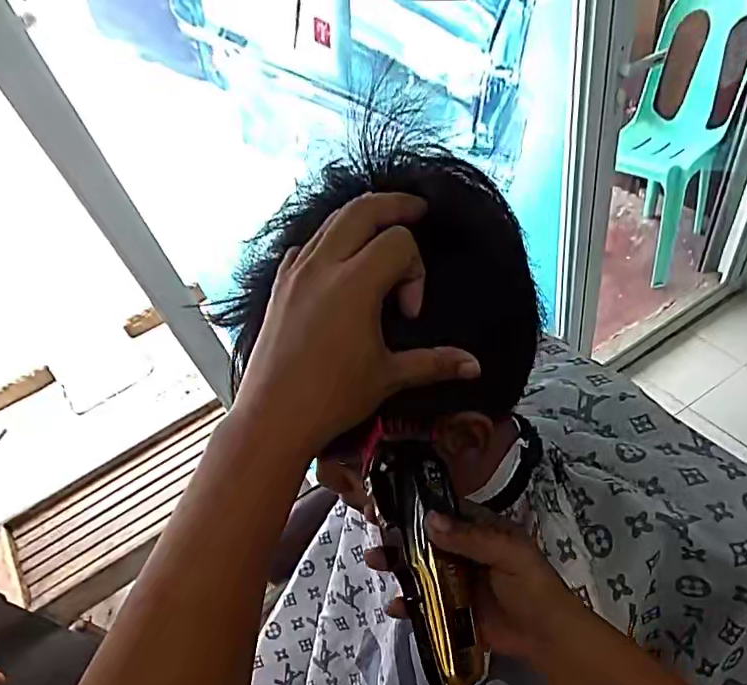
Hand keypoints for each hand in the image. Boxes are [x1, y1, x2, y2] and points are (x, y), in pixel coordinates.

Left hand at [232, 192, 481, 457]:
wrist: (275, 416)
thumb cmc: (330, 399)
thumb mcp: (389, 377)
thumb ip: (434, 363)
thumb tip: (472, 365)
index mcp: (354, 285)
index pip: (398, 242)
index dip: (415, 271)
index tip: (409, 312)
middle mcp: (322, 268)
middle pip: (363, 209)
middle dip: (395, 206)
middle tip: (417, 210)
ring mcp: (296, 273)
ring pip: (332, 222)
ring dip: (361, 221)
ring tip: (381, 236)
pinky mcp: (280, 286)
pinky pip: (309, 245)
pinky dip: (330, 243)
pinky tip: (340, 271)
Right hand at [368, 510, 588, 662]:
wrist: (546, 637)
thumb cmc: (533, 587)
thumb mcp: (508, 555)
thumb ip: (471, 538)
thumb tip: (430, 520)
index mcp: (481, 532)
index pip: (446, 512)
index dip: (417, 506)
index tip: (388, 500)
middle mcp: (464, 554)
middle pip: (425, 541)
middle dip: (398, 534)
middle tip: (371, 527)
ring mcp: (456, 583)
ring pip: (419, 570)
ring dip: (396, 566)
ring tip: (374, 562)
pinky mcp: (451, 611)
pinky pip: (424, 605)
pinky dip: (407, 605)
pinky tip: (395, 606)